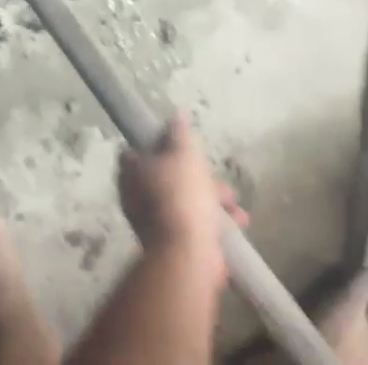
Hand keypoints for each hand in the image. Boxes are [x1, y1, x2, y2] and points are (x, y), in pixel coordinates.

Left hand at [118, 116, 248, 279]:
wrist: (187, 253)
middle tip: (217, 179)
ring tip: (235, 208)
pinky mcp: (172, 242)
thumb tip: (176, 114)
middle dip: (199, 176)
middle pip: (168, 175)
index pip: (137, 149)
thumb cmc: (182, 195)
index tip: (181, 143)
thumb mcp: (183, 154)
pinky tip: (236, 224)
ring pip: (185, 200)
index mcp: (132, 171)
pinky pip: (193, 223)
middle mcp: (137, 196)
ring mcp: (153, 221)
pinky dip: (213, 222)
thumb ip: (179, 133)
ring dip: (213, 200)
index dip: (158, 143)